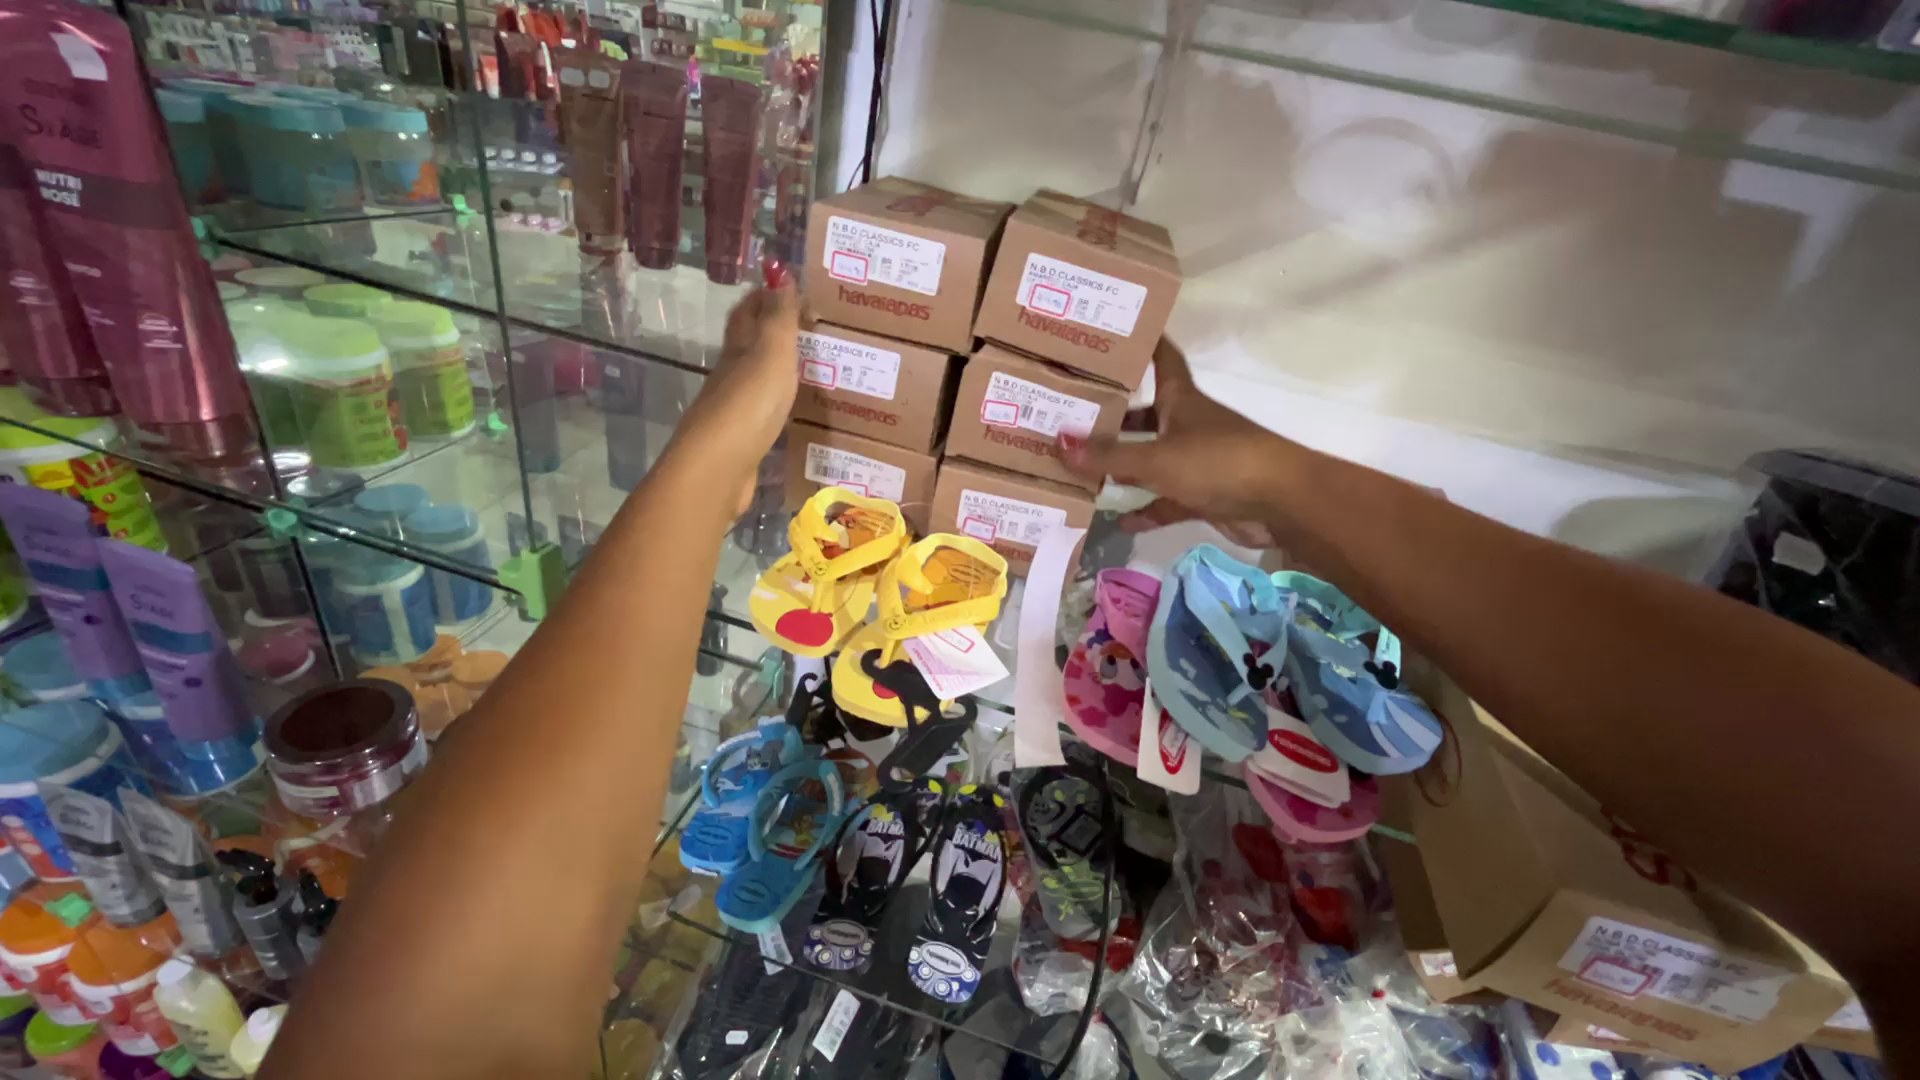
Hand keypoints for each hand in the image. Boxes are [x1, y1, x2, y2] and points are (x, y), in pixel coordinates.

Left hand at [669, 280, 800, 512]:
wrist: (719, 468)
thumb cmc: (748, 404)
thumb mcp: (771, 352)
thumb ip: (779, 315)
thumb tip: (777, 268)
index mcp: (738, 349)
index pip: (747, 312)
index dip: (765, 295)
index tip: (792, 288)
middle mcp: (731, 374)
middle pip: (748, 343)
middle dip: (772, 329)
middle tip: (807, 325)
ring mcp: (734, 409)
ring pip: (755, 377)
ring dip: (776, 367)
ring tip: (809, 364)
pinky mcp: (742, 440)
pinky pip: (762, 411)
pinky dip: (777, 402)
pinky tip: (792, 408)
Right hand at [1057, 338, 1293, 547]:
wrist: (1280, 502)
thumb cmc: (1217, 461)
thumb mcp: (1155, 458)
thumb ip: (1107, 456)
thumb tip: (1057, 442)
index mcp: (1180, 400)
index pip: (1160, 359)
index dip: (1140, 344)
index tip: (1113, 332)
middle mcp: (1186, 424)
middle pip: (1145, 415)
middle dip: (1112, 418)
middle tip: (1069, 417)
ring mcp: (1196, 461)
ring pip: (1151, 460)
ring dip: (1122, 467)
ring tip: (1080, 470)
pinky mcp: (1203, 495)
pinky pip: (1165, 500)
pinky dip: (1145, 509)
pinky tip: (1117, 518)